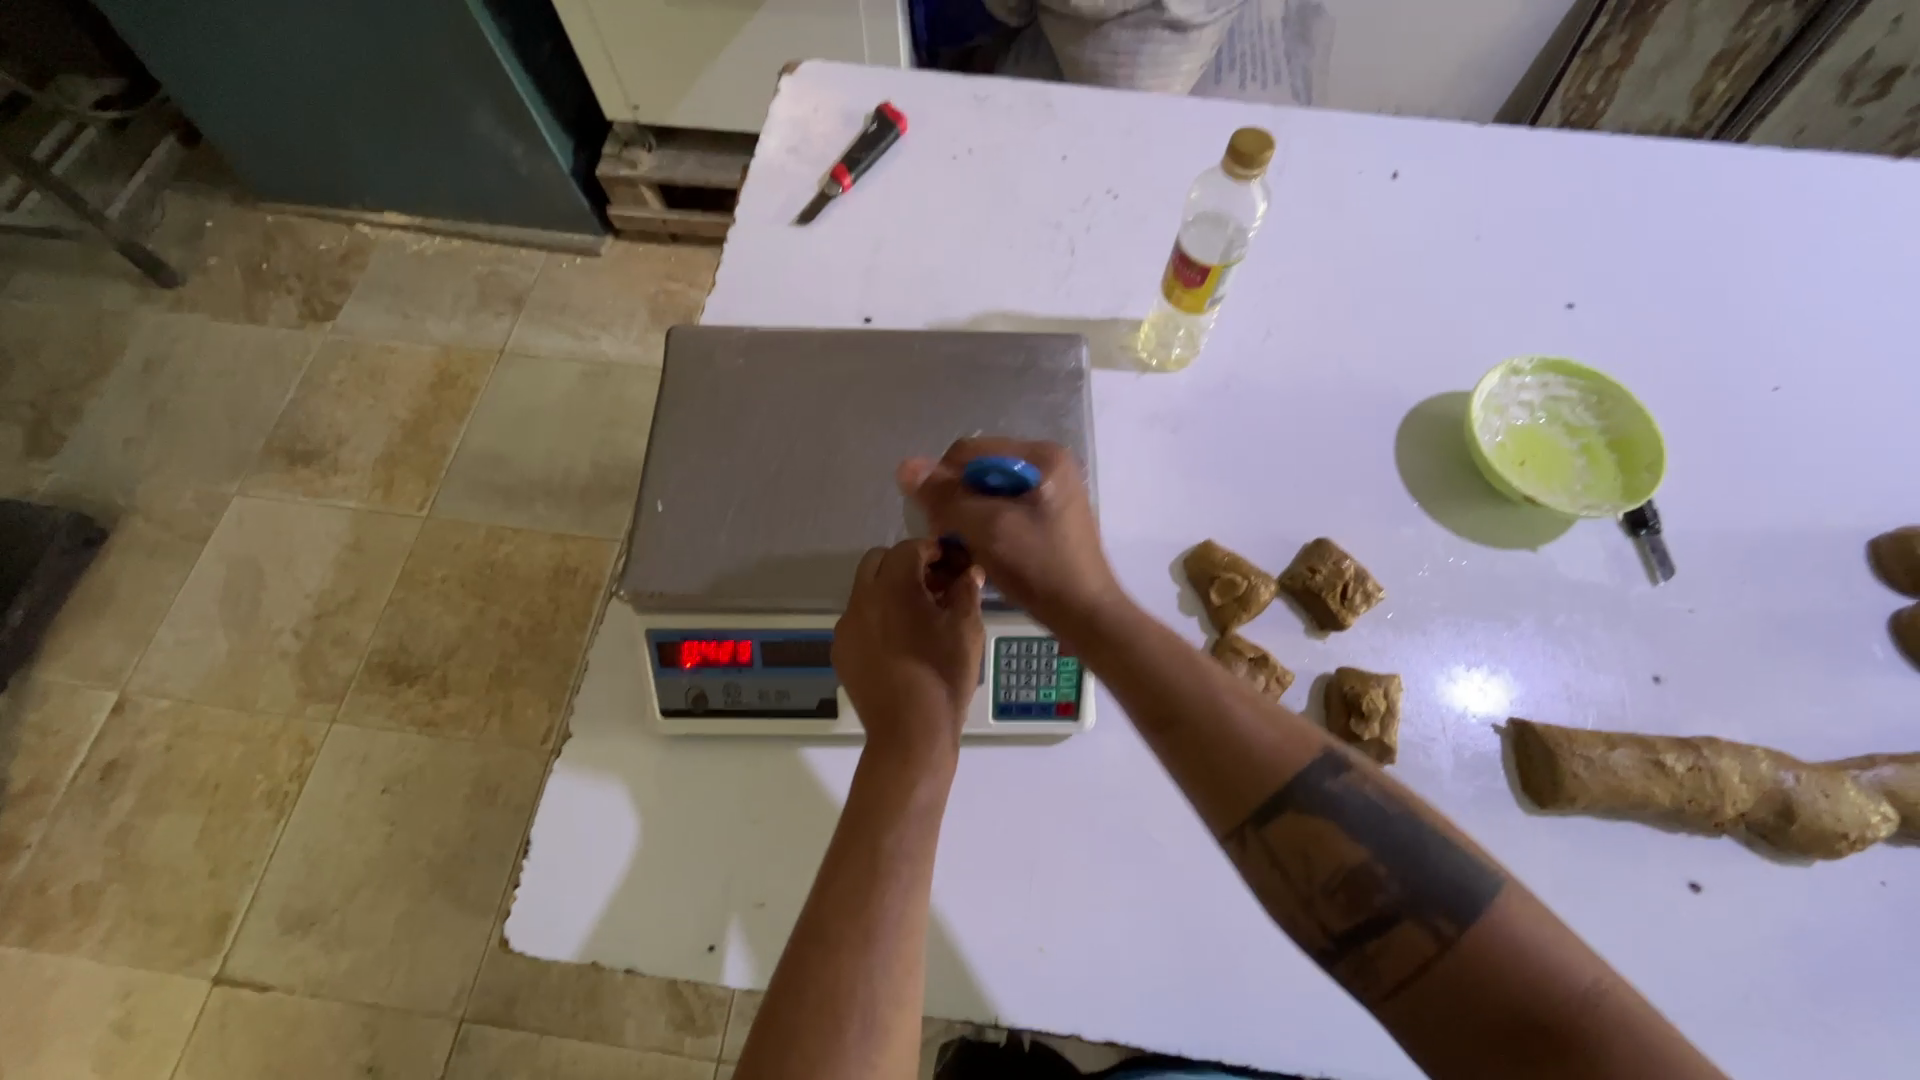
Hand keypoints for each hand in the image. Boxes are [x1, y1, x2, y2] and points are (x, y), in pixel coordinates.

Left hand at [833, 539, 984, 760]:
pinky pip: (859, 619)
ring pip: (866, 590)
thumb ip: (966, 590)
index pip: (909, 548)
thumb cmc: (943, 676)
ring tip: (921, 615)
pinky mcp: (841, 651)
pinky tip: (902, 641)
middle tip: (936, 584)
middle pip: (879, 561)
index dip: (934, 550)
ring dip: (890, 590)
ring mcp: (846, 626)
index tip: (954, 563)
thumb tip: (969, 572)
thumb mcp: (966, 629)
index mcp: (892, 587)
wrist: (910, 733)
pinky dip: (879, 617)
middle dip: (907, 564)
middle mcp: (861, 599)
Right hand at [898, 438, 1125, 631]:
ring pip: (988, 493)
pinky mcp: (1048, 514)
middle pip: (978, 471)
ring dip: (969, 518)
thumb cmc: (1039, 567)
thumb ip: (946, 497)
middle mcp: (1048, 464)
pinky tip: (983, 551)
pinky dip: (986, 527)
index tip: (937, 521)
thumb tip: (905, 467)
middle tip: (950, 539)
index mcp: (1042, 456)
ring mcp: (1050, 490)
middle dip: (957, 502)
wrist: (1085, 613)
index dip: (942, 482)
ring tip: (966, 548)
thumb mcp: (987, 529)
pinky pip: (1003, 509)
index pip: (968, 452)